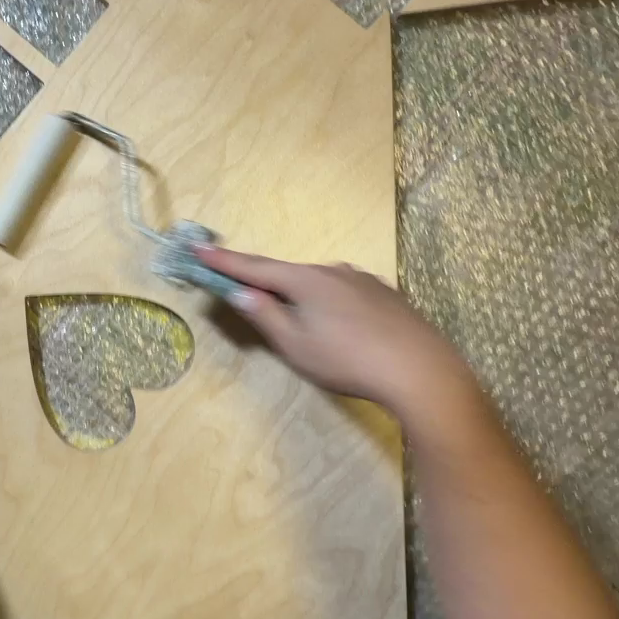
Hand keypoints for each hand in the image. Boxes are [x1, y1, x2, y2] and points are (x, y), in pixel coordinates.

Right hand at [197, 246, 477, 425]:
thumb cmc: (346, 360)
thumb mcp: (294, 344)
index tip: (197, 248)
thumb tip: (241, 292)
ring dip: (299, 295)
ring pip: (318, 283)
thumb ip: (265, 315)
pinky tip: (337, 326)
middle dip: (263, 282)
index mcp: (305, 280)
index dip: (223, 261)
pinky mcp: (385, 295)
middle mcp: (333, 270)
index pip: (254, 267)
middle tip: (244, 294)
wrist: (421, 371)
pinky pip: (343, 292)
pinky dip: (327, 303)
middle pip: (287, 274)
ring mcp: (363, 280)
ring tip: (297, 322)